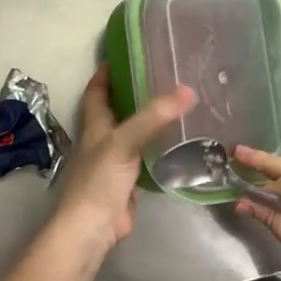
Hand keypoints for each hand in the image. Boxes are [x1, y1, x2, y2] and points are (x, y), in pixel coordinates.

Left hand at [50, 64, 195, 252]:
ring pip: (136, 132)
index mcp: (95, 124)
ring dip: (152, 119)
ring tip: (181, 102)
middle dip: (137, 92)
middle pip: (119, 109)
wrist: (94, 227)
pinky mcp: (131, 180)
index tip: (128, 54)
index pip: (97, 90)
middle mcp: (104, 138)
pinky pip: (148, 156)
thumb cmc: (99, 180)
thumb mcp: (124, 142)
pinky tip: (183, 139)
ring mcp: (117, 160)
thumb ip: (153, 117)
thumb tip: (187, 91)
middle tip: (166, 75)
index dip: (108, 71)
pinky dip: (162, 147)